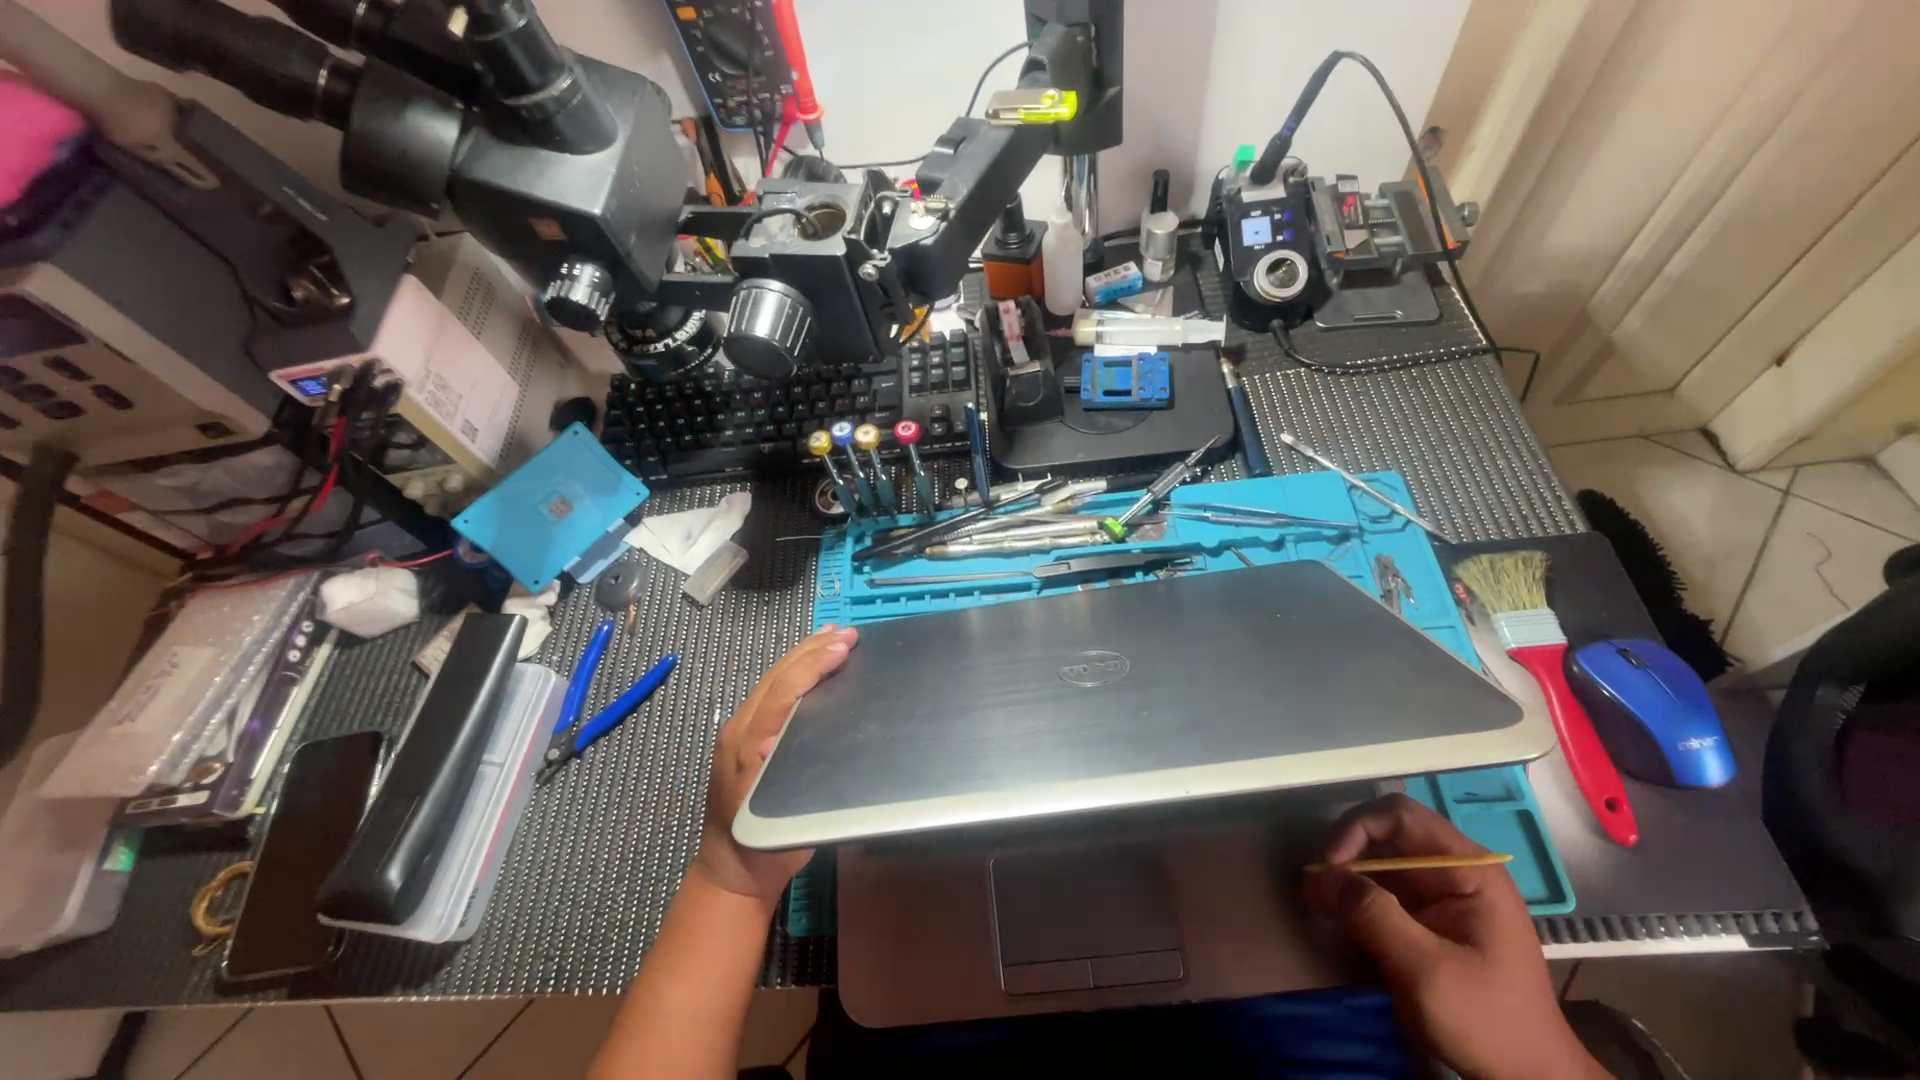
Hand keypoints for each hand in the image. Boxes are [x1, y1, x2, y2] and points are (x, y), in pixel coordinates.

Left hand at [687, 624, 857, 905]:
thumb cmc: (761, 848)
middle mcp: (741, 729)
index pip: (781, 691)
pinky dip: (797, 672)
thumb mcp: (777, 818)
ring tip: (832, 635)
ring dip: (805, 655)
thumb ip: (784, 780)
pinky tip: (813, 666)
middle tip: (848, 632)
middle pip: (776, 676)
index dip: (812, 666)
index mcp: (747, 744)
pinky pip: (775, 693)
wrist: (731, 871)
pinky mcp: (748, 737)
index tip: (843, 648)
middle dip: (812, 650)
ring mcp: (742, 731)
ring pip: (774, 679)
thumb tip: (791, 734)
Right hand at [1304, 794, 1606, 1079]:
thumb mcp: (1424, 970)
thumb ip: (1372, 915)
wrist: (1529, 1078)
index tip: (1327, 866)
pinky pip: (1387, 891)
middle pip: (1386, 835)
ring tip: (1321, 908)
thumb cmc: (1485, 1021)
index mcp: (1469, 870)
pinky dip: (1359, 901)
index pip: (1399, 816)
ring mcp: (1446, 894)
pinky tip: (1343, 924)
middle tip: (1315, 891)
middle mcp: (1457, 871)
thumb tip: (1319, 875)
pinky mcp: (1434, 918)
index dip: (1355, 829)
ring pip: (1382, 863)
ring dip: (1348, 881)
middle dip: (1345, 856)